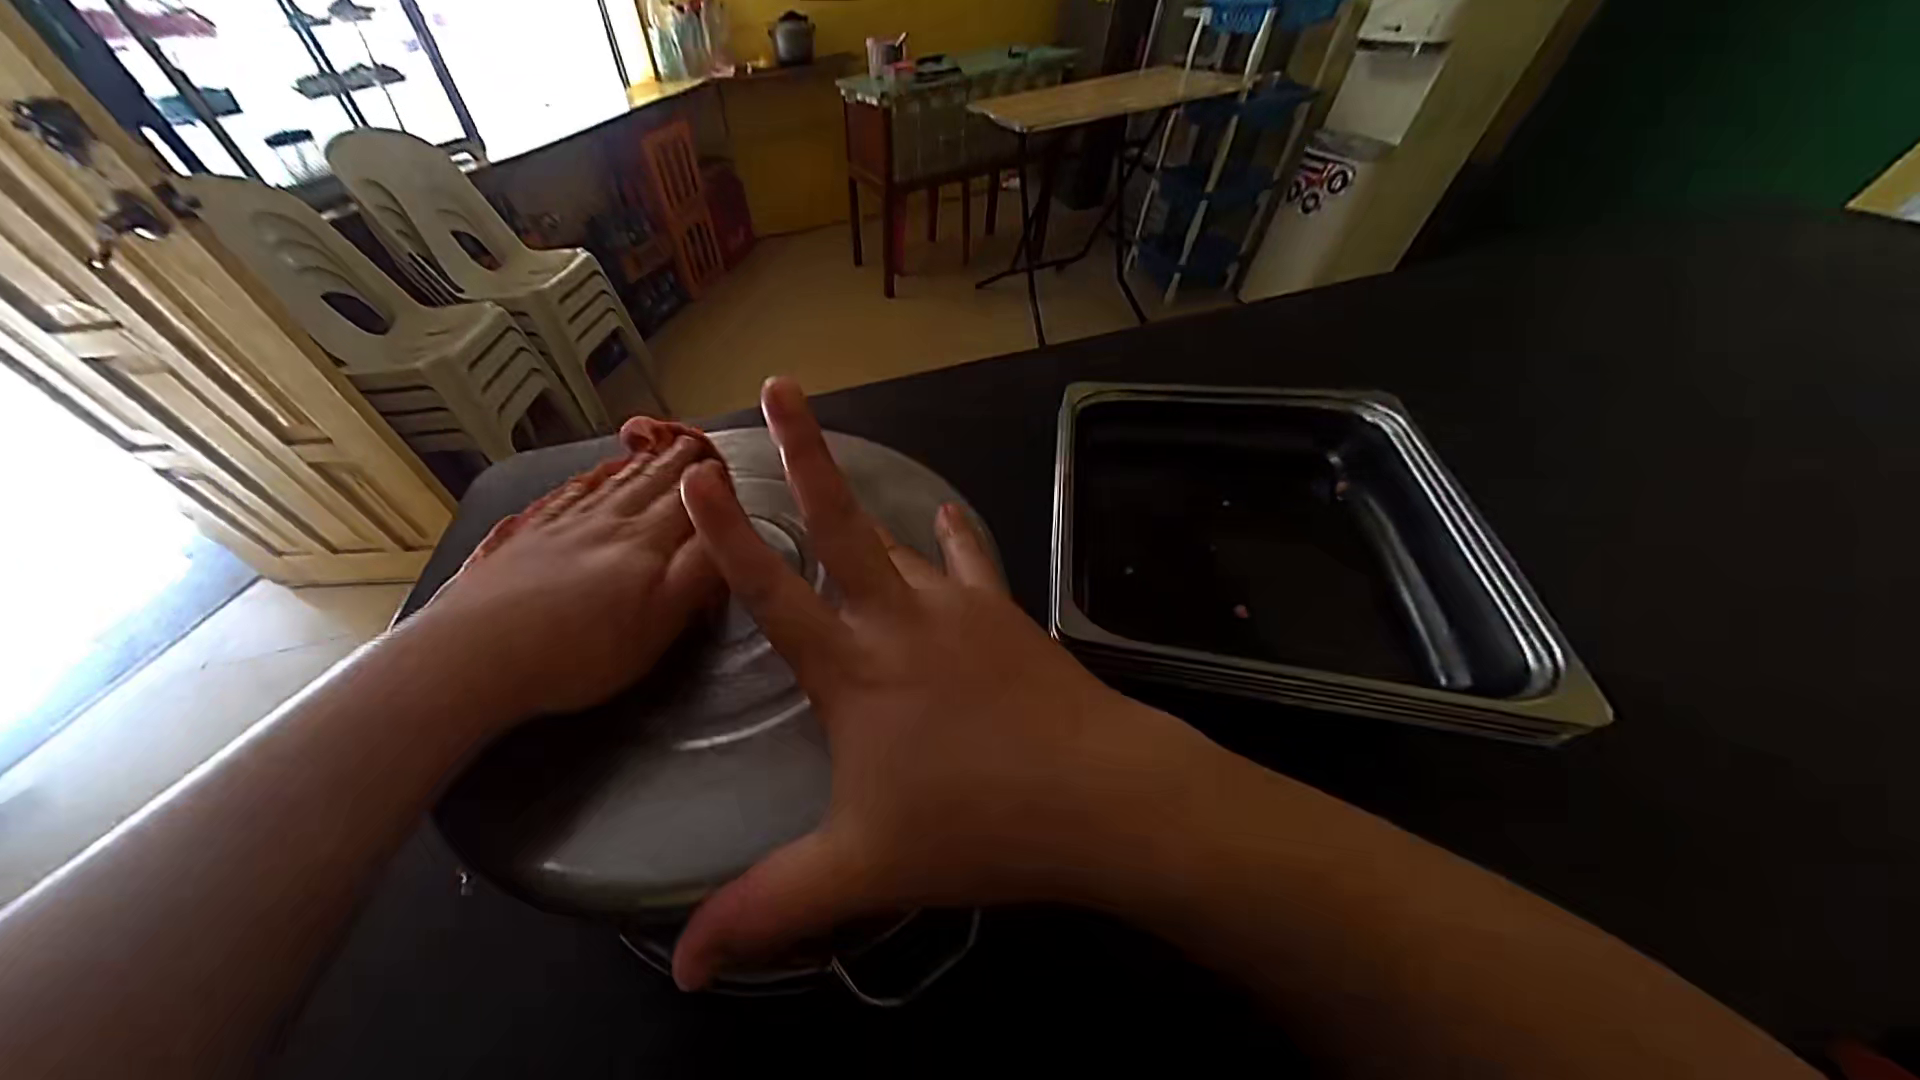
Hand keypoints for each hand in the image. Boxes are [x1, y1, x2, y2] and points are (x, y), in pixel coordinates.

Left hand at [421, 432, 720, 721]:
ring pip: (609, 485)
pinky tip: (590, 477)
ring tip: (652, 446)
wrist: (474, 658)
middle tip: (692, 439)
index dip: (707, 479)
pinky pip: (564, 497)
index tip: (720, 458)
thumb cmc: (582, 650)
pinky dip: (586, 481)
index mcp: (646, 543)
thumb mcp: (663, 620)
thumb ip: (700, 571)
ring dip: (636, 464)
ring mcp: (560, 526)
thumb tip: (728, 531)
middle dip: (675, 461)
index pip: (688, 499)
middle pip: (649, 484)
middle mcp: (606, 523)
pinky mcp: (524, 540)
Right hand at [673, 378, 1211, 989]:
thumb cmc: (977, 823)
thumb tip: (686, 968)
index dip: (728, 534)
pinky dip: (952, 535)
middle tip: (779, 386)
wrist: (1099, 793)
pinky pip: (969, 560)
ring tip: (835, 456)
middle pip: (839, 522)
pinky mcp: (1002, 613)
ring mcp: (957, 607)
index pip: (771, 590)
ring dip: (864, 497)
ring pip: (896, 537)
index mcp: (853, 667)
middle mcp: (899, 618)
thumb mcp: (862, 867)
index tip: (698, 473)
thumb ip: (769, 906)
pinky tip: (942, 512)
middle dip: (802, 450)